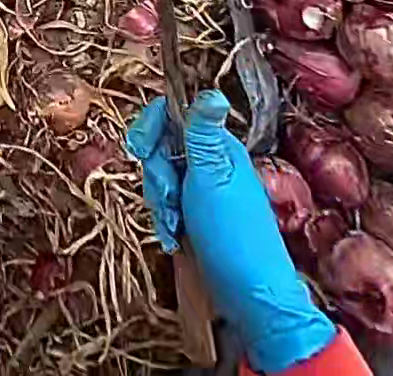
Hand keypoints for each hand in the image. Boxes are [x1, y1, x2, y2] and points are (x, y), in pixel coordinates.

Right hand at [126, 91, 336, 373]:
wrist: (252, 301)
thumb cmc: (235, 236)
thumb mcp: (212, 178)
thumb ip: (203, 134)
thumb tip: (212, 91)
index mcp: (216, 144)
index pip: (172, 113)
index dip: (150, 126)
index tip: (140, 148)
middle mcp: (208, 160)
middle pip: (159, 145)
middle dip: (155, 173)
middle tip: (170, 198)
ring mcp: (200, 188)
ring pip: (158, 175)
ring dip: (159, 200)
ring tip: (175, 223)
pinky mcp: (193, 213)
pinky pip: (164, 203)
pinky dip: (163, 218)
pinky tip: (174, 236)